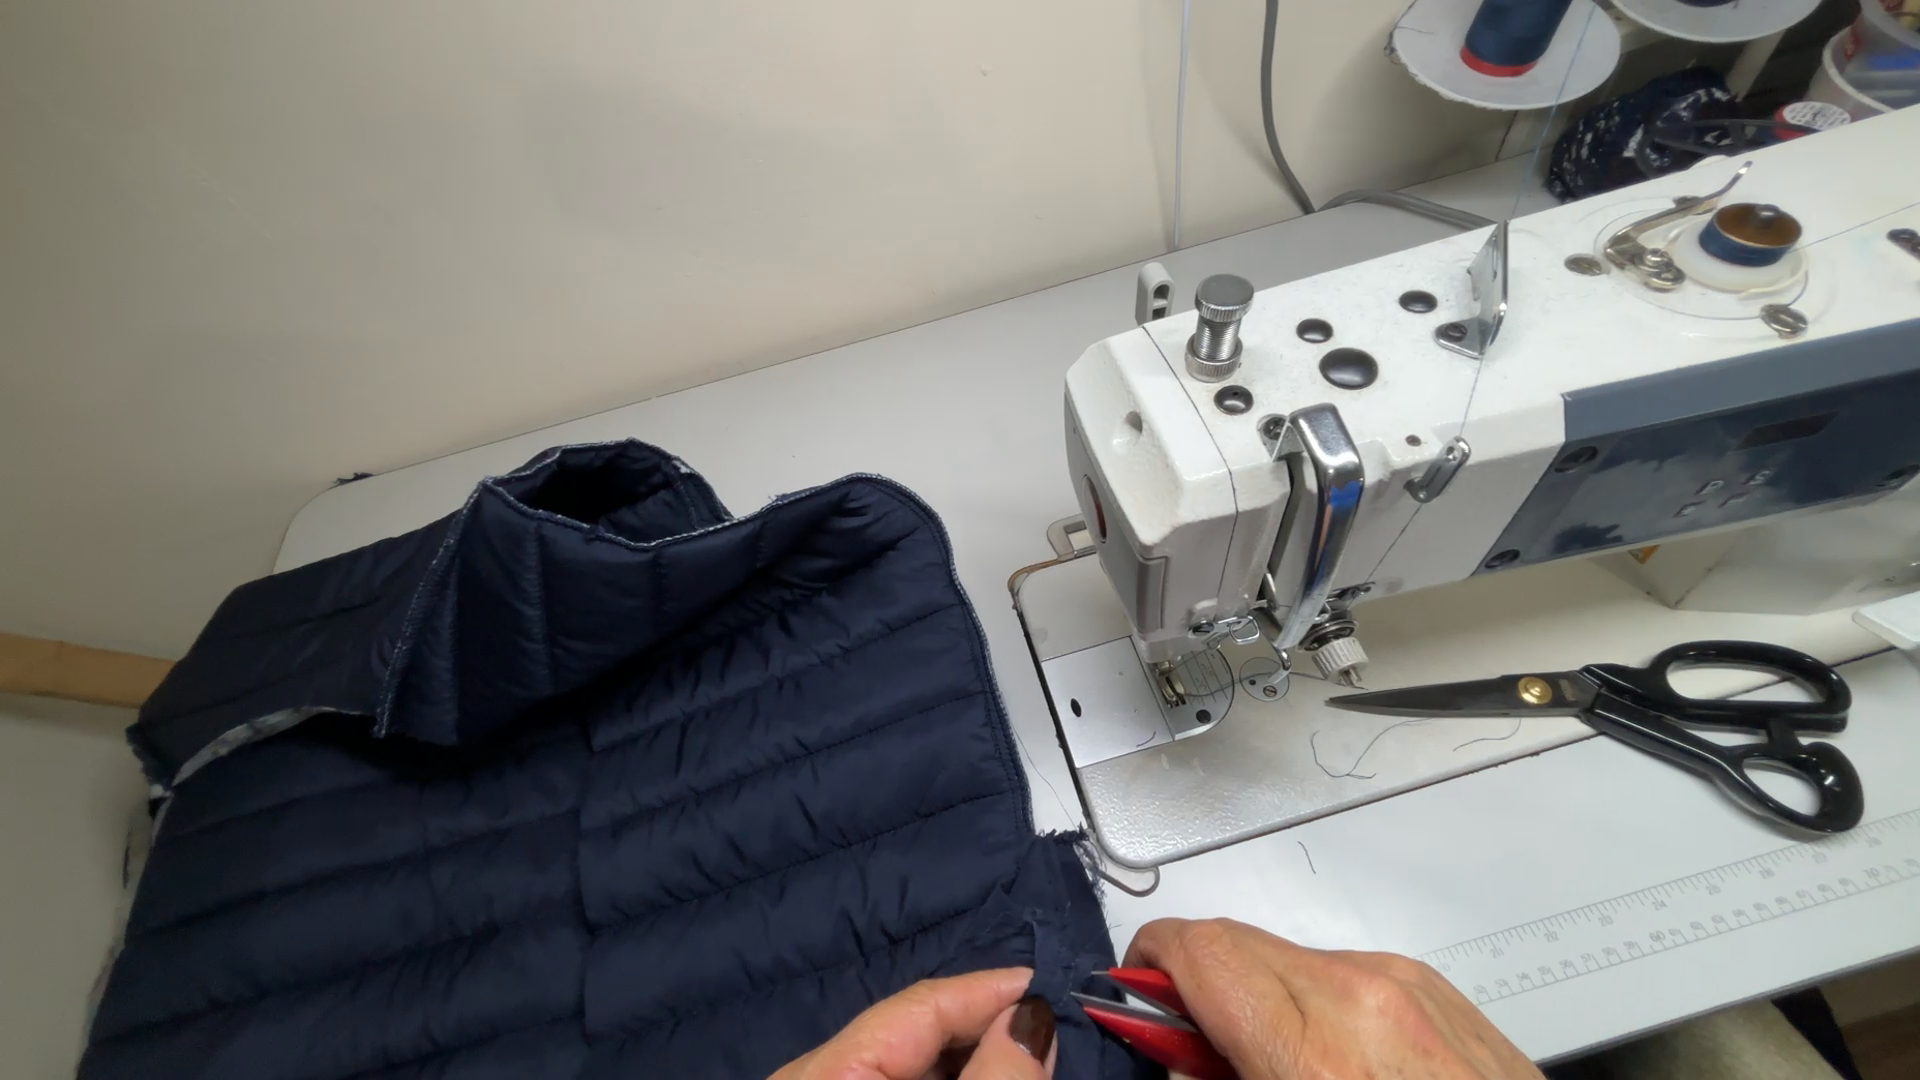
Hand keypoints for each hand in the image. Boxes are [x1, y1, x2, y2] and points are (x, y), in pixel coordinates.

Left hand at [768, 967, 1056, 1079]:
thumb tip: (1033, 1016)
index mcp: (824, 1069)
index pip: (920, 1003)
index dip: (990, 990)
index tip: (1050, 983)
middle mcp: (817, 1072)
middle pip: (916, 1027)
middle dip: (986, 1021)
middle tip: (1049, 1020)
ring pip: (913, 1058)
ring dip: (973, 1053)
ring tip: (1027, 1047)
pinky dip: (950, 1076)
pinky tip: (985, 1074)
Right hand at [1126, 919, 1542, 1079]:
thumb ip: (1212, 1079)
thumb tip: (1173, 1046)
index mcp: (1320, 1053)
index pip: (1198, 950)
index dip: (1150, 963)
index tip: (1136, 996)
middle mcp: (1364, 994)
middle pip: (1231, 942)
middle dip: (1199, 984)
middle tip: (1198, 1049)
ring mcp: (1408, 985)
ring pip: (1281, 953)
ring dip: (1256, 993)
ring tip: (1279, 1062)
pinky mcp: (1437, 988)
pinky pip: (1339, 968)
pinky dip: (1311, 999)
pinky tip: (1335, 1059)